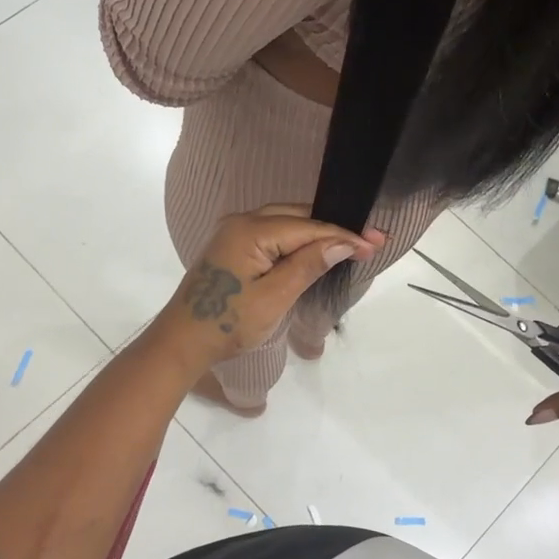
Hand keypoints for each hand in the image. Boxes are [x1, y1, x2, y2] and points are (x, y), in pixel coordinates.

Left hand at [149, 205, 383, 368]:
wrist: (182, 342)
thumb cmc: (228, 323)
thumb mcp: (274, 297)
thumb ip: (308, 265)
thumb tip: (342, 242)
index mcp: (250, 230)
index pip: (308, 227)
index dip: (343, 235)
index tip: (376, 243)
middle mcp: (241, 221)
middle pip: (297, 217)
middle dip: (333, 230)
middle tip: (370, 241)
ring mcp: (233, 232)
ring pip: (285, 223)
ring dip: (316, 234)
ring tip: (350, 244)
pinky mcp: (231, 247)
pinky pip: (271, 233)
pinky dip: (296, 240)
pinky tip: (314, 249)